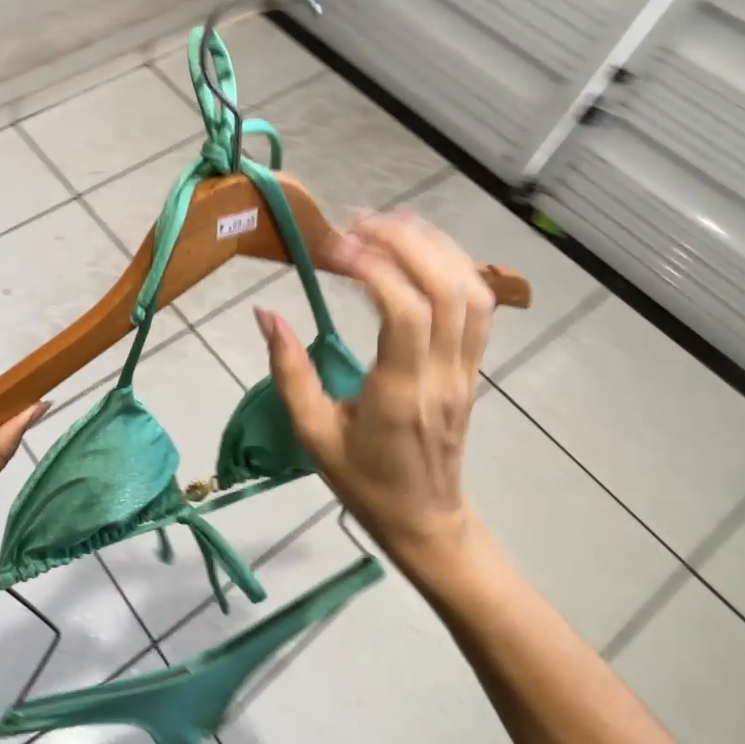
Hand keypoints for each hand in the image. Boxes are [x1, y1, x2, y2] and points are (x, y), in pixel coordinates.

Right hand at [255, 210, 494, 582]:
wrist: (425, 519)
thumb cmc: (363, 481)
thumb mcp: (312, 433)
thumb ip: (290, 371)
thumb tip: (266, 313)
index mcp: (401, 392)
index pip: (406, 311)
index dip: (376, 267)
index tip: (336, 248)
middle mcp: (443, 374)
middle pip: (447, 288)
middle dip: (407, 243)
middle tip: (360, 224)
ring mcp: (466, 369)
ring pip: (472, 291)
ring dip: (435, 248)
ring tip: (390, 226)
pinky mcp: (473, 367)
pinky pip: (479, 306)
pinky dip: (454, 267)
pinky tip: (421, 253)